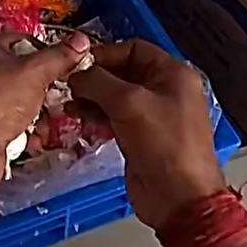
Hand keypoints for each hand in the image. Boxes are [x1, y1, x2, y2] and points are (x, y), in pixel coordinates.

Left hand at [0, 32, 90, 189]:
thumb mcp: (35, 72)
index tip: (67, 65)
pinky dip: (24, 132)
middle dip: (44, 90)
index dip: (48, 52)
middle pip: (22, 74)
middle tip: (57, 97)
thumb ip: (59, 56)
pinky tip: (31, 139)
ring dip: (37, 115)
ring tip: (43, 123)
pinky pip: (11, 124)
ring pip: (20, 102)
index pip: (24, 41)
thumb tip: (80, 41)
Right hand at [68, 40, 224, 228]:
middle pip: (121, 73)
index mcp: (172, 74)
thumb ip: (98, 81)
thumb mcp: (128, 103)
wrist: (178, 197)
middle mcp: (164, 91)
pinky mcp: (140, 137)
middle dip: (93, 78)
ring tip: (69, 104)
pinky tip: (78, 118)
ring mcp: (152, 116)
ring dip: (90, 98)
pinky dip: (96, 116)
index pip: (134, 49)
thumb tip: (75, 74)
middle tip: (68, 85)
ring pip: (114, 96)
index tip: (77, 62)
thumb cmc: (163, 144)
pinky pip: (114, 118)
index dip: (105, 53)